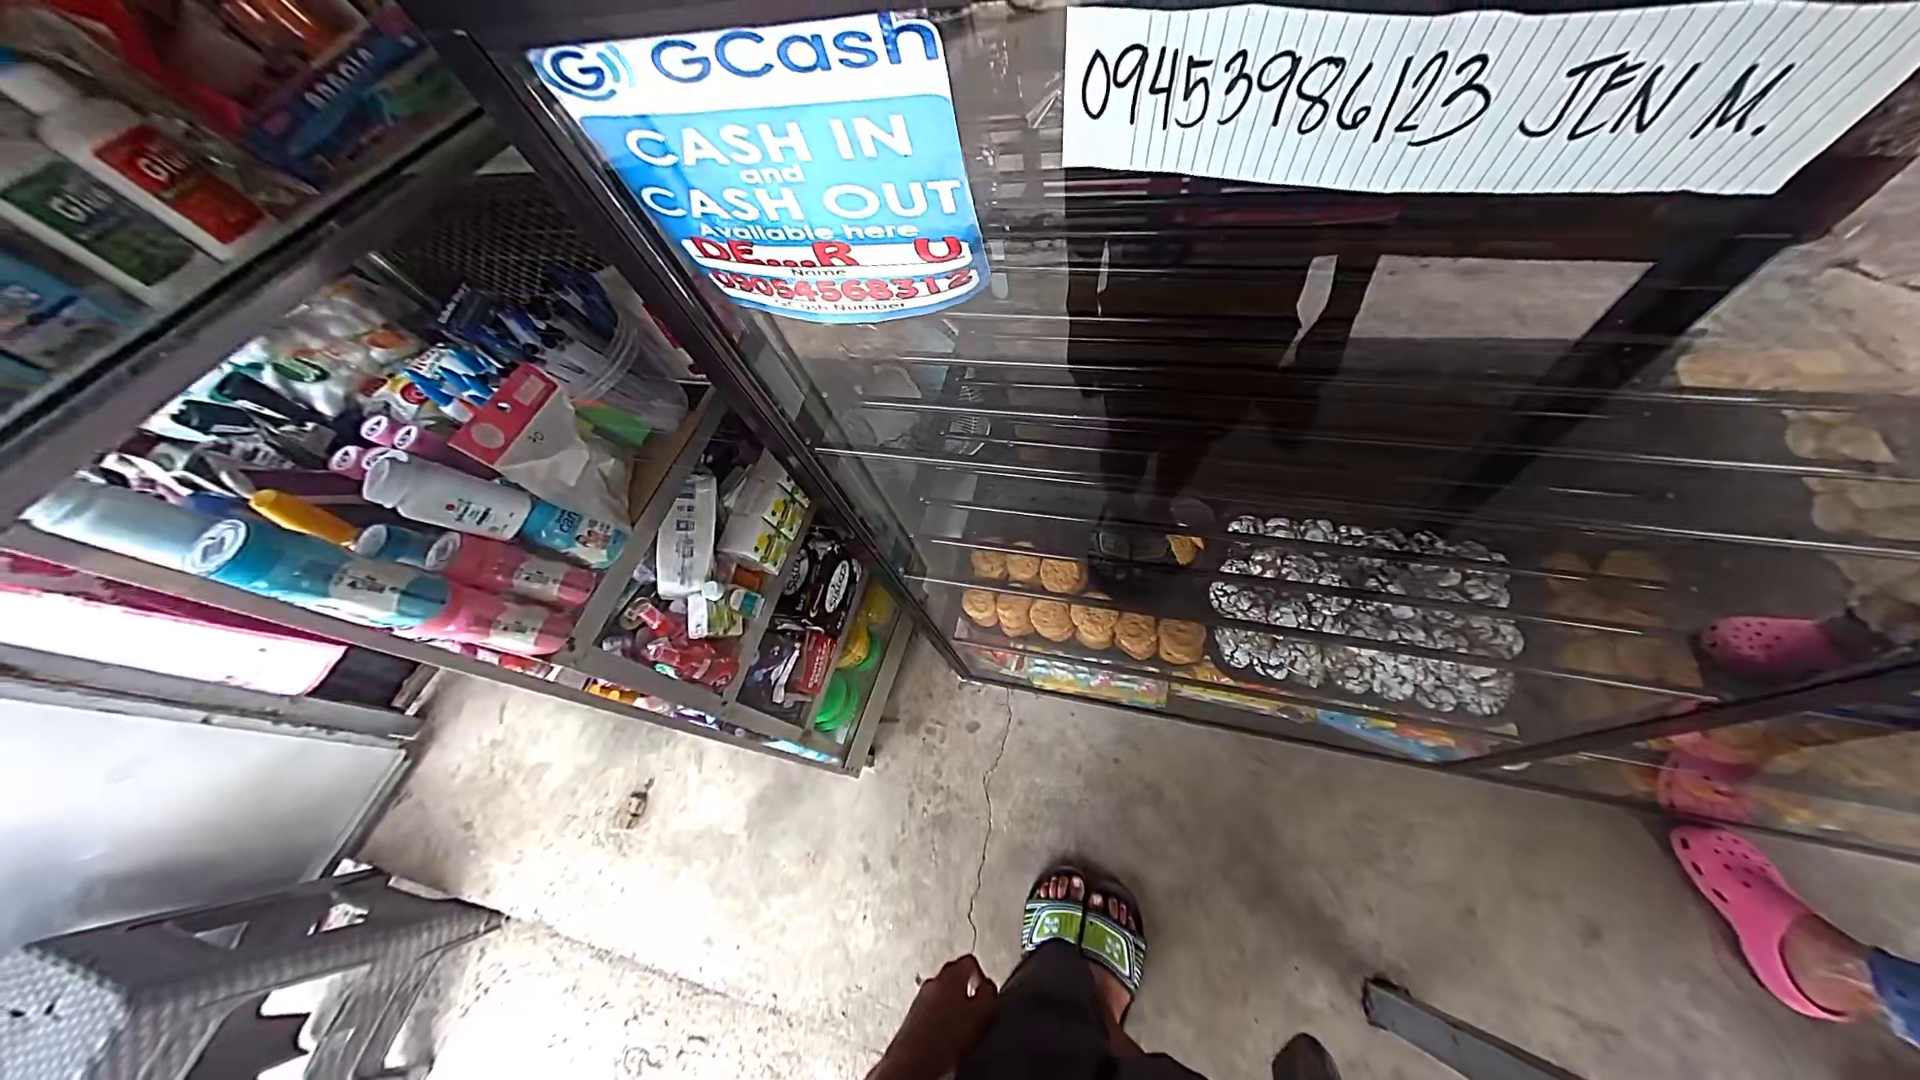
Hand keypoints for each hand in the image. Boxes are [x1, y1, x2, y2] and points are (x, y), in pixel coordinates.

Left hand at [866, 955, 999, 1079]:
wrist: (914, 1061)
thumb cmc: (944, 1038)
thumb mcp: (981, 1014)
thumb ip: (989, 994)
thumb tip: (988, 988)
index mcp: (951, 974)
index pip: (970, 962)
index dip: (981, 976)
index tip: (986, 990)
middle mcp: (932, 982)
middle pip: (953, 977)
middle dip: (965, 992)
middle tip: (975, 1010)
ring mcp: (919, 999)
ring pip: (940, 995)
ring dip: (950, 1007)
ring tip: (960, 1029)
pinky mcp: (911, 1018)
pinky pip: (929, 1012)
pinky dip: (938, 1021)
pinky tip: (944, 1038)